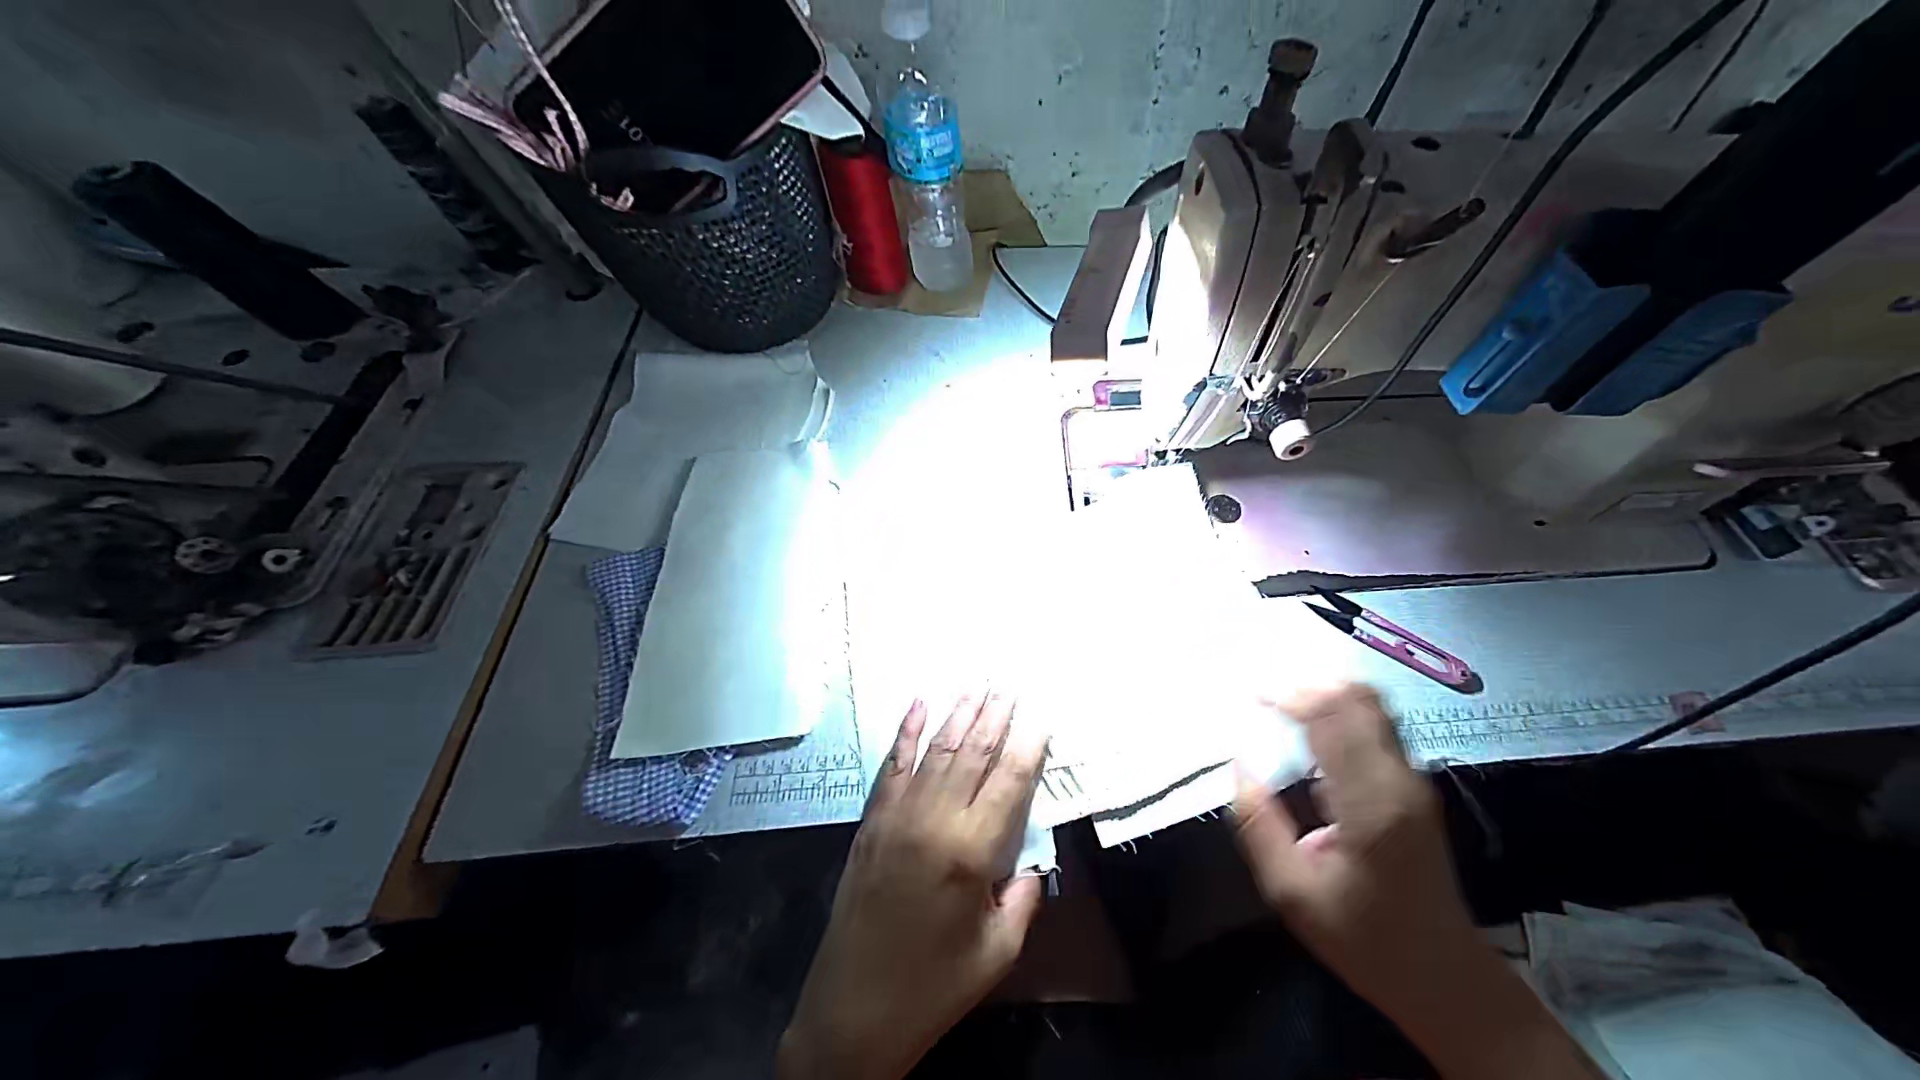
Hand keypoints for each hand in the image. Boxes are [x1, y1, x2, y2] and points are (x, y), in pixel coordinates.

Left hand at [779, 693, 1049, 1079]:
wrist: (853, 1009)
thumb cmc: (934, 986)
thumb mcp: (997, 951)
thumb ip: (1022, 897)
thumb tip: (1030, 861)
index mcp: (970, 850)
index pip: (1008, 782)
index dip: (1027, 746)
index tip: (1040, 716)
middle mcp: (932, 820)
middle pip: (971, 754)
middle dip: (993, 718)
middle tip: (1008, 686)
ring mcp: (896, 816)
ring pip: (933, 752)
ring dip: (957, 716)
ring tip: (976, 687)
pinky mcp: (871, 822)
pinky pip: (891, 768)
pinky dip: (905, 734)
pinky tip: (917, 706)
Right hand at [1233, 684, 1598, 1079]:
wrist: (1445, 977)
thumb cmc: (1363, 938)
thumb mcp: (1291, 892)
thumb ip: (1258, 825)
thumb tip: (1240, 766)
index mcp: (1370, 807)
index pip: (1333, 722)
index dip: (1290, 696)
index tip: (1252, 693)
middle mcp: (1400, 782)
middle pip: (1360, 701)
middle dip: (1308, 685)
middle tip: (1264, 691)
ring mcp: (1414, 783)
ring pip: (1373, 708)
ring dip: (1325, 694)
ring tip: (1281, 700)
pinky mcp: (1415, 788)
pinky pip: (1376, 728)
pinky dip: (1339, 712)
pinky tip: (1309, 726)